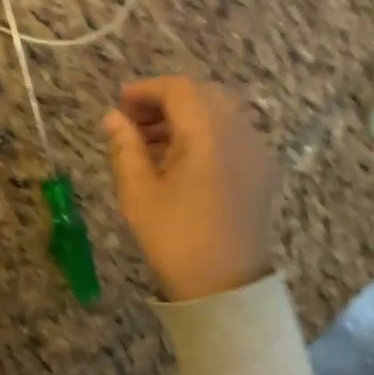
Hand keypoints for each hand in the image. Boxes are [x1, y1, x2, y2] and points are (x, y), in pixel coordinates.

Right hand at [102, 76, 281, 301]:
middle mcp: (240, 133)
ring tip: (147, 144)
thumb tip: (113, 117)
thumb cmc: (174, 236)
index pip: (180, 90)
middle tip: (131, 122)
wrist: (224, 284)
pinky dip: (202, 134)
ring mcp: (256, 151)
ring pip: (219, 114)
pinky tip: (177, 161)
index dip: (146, 90)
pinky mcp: (260, 170)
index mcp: (209, 134)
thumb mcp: (138, 192)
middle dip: (165, 101)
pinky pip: (231, 135)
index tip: (119, 103)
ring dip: (183, 118)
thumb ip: (125, 147)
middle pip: (203, 96)